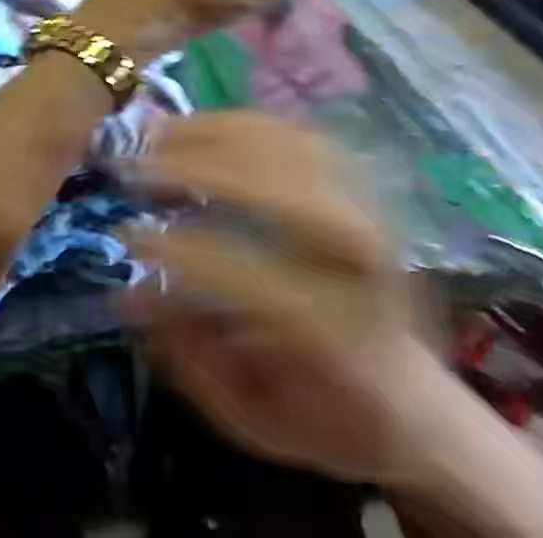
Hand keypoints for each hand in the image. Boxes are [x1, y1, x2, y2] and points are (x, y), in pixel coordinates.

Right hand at [121, 112, 451, 486]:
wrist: (417, 406)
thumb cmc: (325, 417)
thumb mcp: (254, 421)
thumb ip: (192, 361)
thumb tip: (125, 293)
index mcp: (349, 345)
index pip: (271, 287)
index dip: (194, 256)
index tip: (129, 238)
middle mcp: (370, 274)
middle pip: (304, 202)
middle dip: (209, 173)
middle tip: (137, 165)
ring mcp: (374, 224)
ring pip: (303, 155)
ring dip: (218, 135)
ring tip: (153, 133)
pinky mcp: (361, 194)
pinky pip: (303, 138)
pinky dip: (243, 122)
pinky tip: (193, 125)